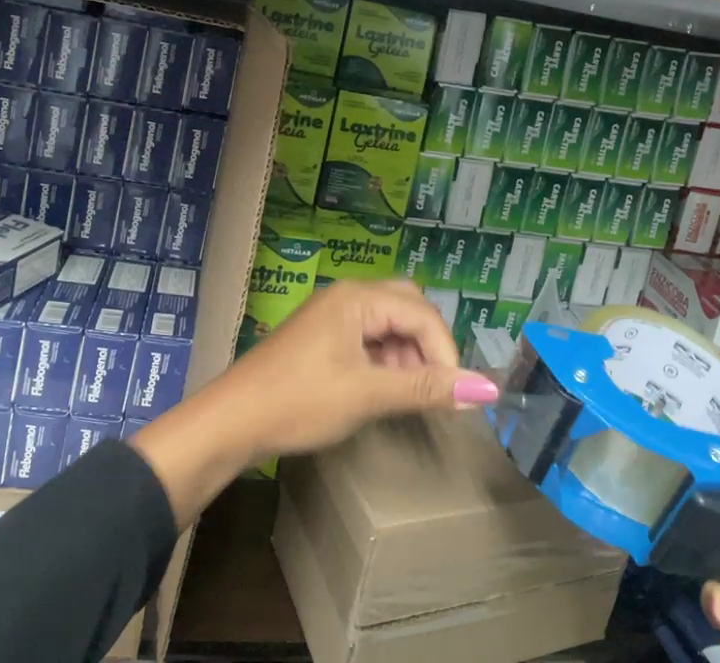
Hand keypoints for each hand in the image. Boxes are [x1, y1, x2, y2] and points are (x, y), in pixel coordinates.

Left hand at [129, 280, 500, 523]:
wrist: (231, 422)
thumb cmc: (299, 401)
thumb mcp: (367, 395)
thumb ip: (427, 389)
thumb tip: (488, 389)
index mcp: (357, 298)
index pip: (422, 314)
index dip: (446, 353)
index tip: (457, 395)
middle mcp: (347, 297)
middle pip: (408, 309)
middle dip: (428, 348)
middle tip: (433, 389)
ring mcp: (333, 317)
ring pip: (390, 326)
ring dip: (408, 358)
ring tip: (408, 397)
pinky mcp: (323, 339)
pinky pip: (370, 340)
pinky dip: (386, 364)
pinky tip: (383, 393)